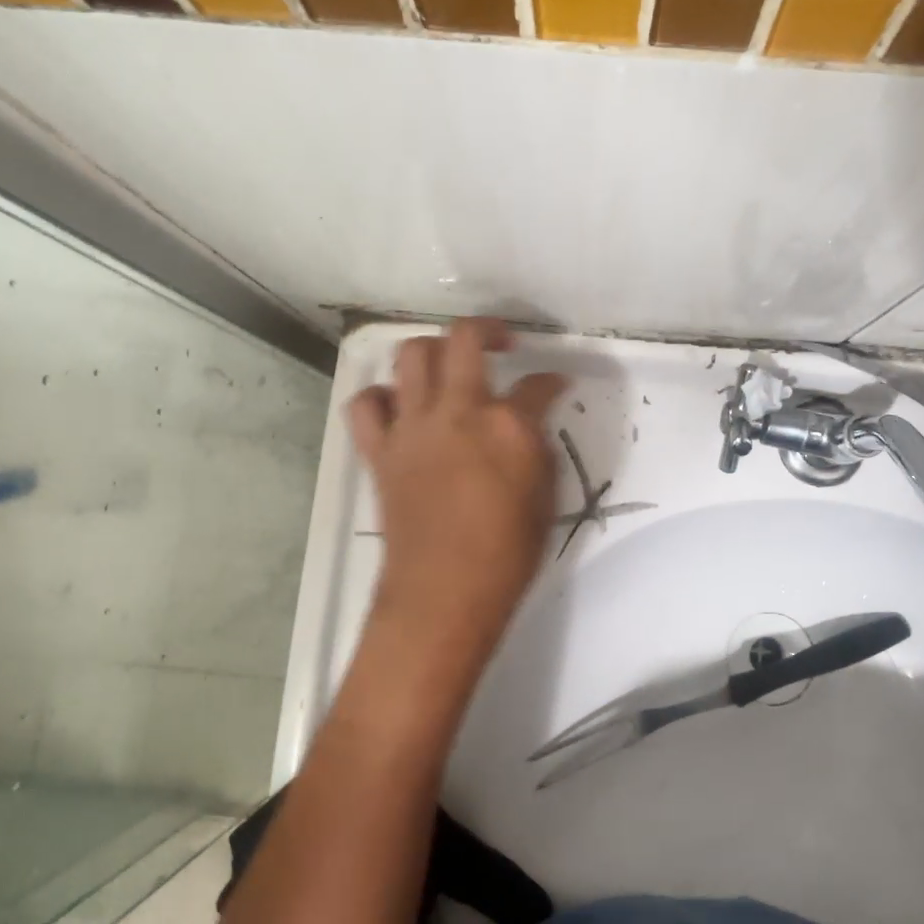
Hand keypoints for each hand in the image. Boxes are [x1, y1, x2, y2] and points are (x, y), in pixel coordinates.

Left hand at [348, 319, 566, 658]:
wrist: (444, 594)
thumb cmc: (506, 556)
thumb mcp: (544, 500)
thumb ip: (537, 451)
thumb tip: (528, 427)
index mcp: (508, 426)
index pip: (538, 385)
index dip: (552, 380)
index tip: (557, 384)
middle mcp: (458, 411)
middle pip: (464, 339)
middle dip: (488, 330)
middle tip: (502, 343)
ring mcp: (412, 427)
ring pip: (411, 355)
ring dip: (432, 350)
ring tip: (448, 365)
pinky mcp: (380, 451)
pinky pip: (366, 405)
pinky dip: (380, 397)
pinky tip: (399, 407)